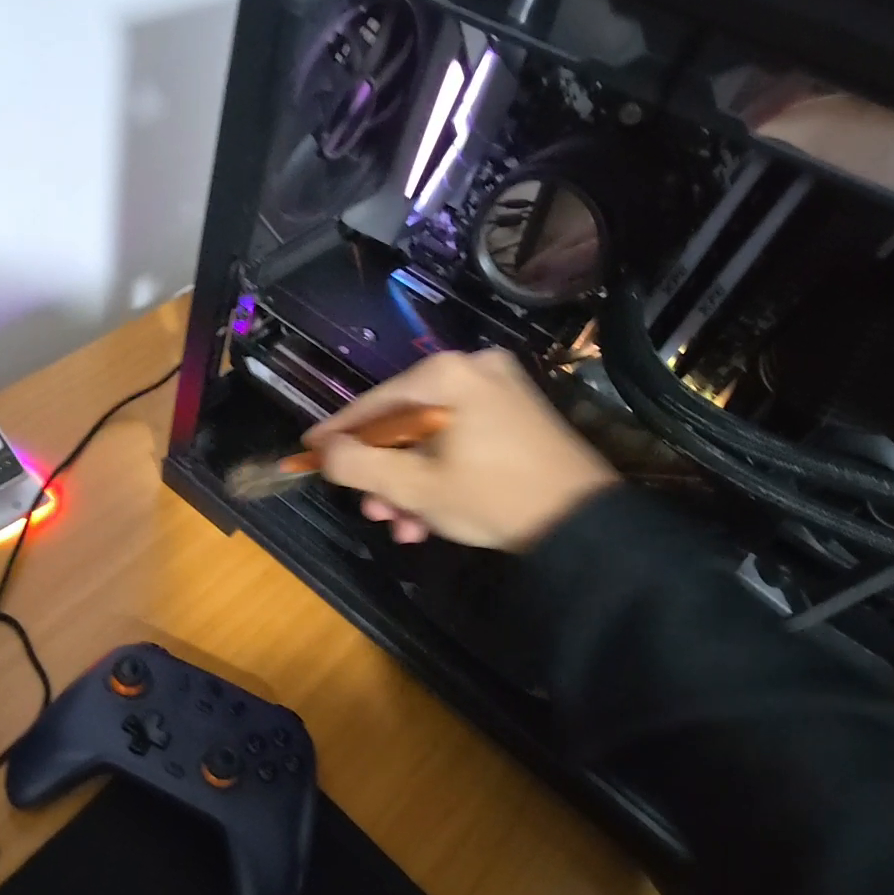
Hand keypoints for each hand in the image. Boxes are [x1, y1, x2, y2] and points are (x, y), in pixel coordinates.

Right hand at [303, 350, 619, 550]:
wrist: (585, 523)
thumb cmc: (492, 497)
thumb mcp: (413, 486)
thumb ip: (358, 464)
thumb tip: (324, 451)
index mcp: (446, 375)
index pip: (372, 403)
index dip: (337, 432)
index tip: (308, 451)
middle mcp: (473, 368)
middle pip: (402, 422)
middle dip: (383, 474)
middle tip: (372, 512)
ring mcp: (500, 389)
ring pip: (430, 436)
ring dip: (409, 483)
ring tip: (403, 526)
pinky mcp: (517, 413)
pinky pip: (459, 437)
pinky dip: (440, 472)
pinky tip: (432, 516)